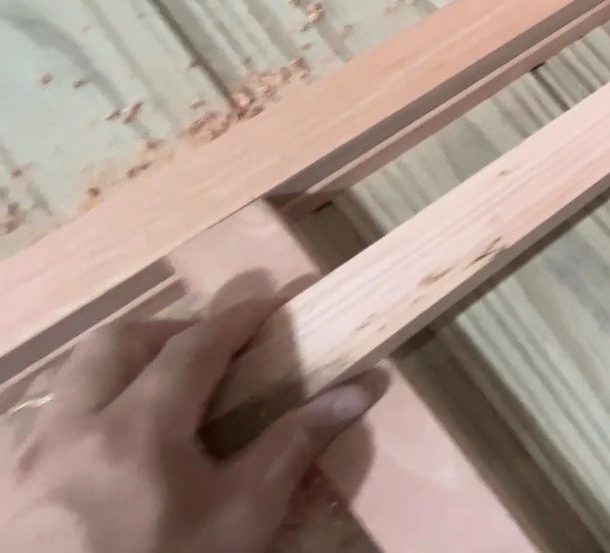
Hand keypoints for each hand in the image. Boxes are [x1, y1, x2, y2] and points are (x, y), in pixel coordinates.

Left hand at [1, 297, 374, 552]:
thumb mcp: (246, 512)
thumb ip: (299, 439)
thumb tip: (365, 386)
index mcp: (133, 431)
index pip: (193, 345)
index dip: (241, 317)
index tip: (279, 306)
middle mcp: (66, 437)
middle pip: (110, 345)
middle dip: (171, 331)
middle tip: (217, 353)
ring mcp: (20, 472)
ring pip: (64, 383)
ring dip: (121, 369)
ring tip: (167, 395)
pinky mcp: (5, 502)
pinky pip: (42, 428)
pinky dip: (88, 410)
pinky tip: (120, 446)